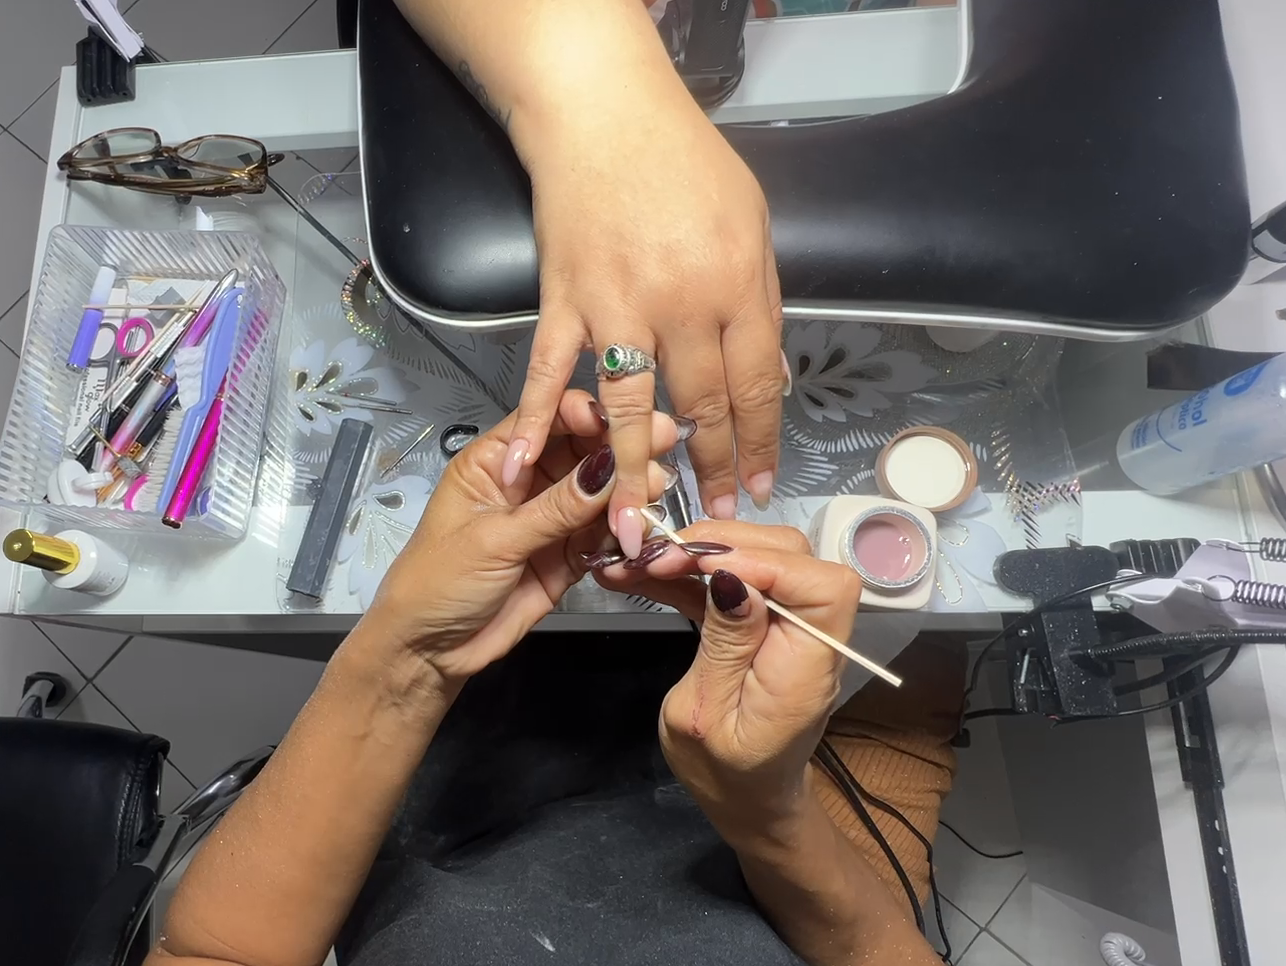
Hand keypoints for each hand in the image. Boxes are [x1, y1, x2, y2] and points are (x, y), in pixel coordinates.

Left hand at [361, 390, 681, 683]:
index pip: (543, 419)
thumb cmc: (439, 582)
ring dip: (626, 491)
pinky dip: (623, 531)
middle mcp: (525, 482)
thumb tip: (609, 468)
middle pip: (580, 451)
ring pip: (598, 493)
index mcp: (494, 462)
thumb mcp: (494, 540)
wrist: (429, 650)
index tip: (621, 421)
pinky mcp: (565, 556)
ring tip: (652, 490)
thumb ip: (555, 508)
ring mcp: (548, 519)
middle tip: (658, 445)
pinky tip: (643, 526)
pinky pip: (602, 534)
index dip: (584, 415)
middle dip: (617, 449)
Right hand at [506, 86, 783, 559]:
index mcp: (736, 284)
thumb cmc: (686, 165)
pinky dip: (536, 422)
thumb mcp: (751, 224)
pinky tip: (525, 468)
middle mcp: (679, 306)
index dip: (759, 443)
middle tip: (711, 517)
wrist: (605, 119)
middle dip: (708, 467)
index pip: (755, 384)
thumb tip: (760, 376)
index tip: (759, 486)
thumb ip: (758, 304)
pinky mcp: (563, 307)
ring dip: (631, 472)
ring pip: (627, 408)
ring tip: (634, 527)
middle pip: (698, 407)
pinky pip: (549, 375)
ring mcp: (614, 310)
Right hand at [592, 520, 861, 831]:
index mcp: (805, 668)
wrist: (741, 793)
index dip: (767, 563)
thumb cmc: (722, 771)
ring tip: (637, 562)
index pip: (822, 588)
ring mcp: (783, 625)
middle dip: (720, 543)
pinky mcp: (755, 621)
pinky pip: (728, 582)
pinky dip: (687, 573)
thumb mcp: (706, 715)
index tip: (702, 567)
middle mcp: (807, 636)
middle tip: (655, 557)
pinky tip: (641, 574)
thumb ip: (725, 646)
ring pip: (756, 558)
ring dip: (695, 552)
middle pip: (790, 556)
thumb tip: (732, 577)